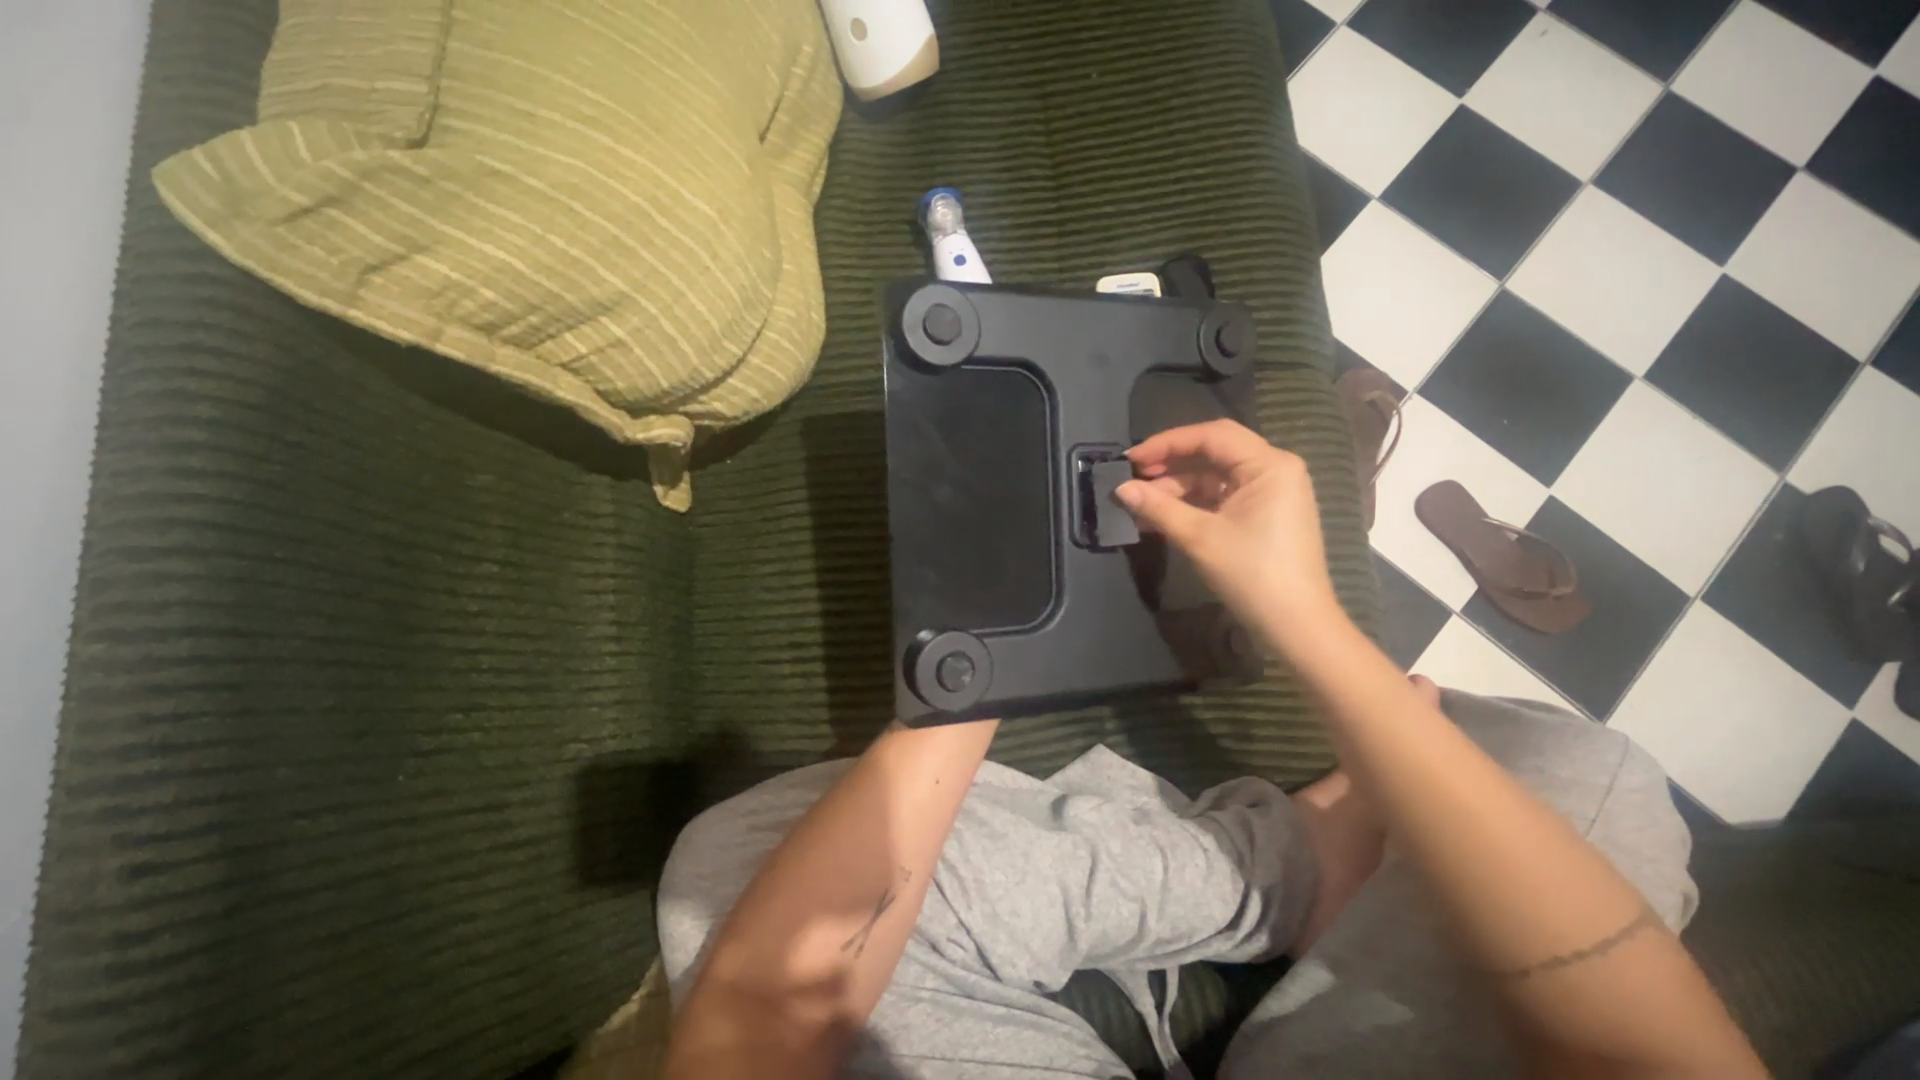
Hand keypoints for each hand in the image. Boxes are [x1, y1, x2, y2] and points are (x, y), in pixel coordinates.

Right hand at [1117, 419, 1340, 636]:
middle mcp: (1275, 470)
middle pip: (1214, 453)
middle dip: (1170, 465)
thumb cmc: (1252, 574)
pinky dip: (1193, 504)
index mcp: (1269, 465)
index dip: (1168, 443)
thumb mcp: (1200, 538)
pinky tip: (1161, 518)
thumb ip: (1158, 508)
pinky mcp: (1265, 515)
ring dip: (1178, 488)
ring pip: (1215, 477)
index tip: (1132, 459)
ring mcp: (1272, 493)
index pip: (1212, 435)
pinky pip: (1223, 498)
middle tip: (1133, 479)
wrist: (1295, 625)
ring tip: (1140, 506)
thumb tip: (1120, 489)